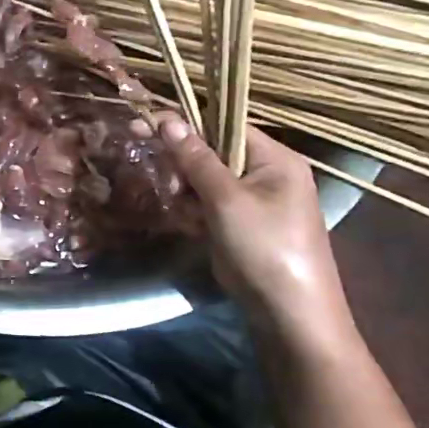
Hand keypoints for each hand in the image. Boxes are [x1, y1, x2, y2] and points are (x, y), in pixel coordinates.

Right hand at [156, 118, 355, 341]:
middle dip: (183, 162)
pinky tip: (186, 222)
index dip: (185, 124)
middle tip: (162, 179)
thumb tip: (167, 120)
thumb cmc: (263, 245)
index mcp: (275, 159)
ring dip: (184, 188)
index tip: (142, 125)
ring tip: (180, 208)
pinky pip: (206, 201)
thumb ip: (196, 159)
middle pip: (212, 151)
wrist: (286, 307)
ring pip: (204, 178)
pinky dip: (191, 207)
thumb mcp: (226, 199)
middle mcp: (266, 173)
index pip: (225, 125)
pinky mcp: (238, 221)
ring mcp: (252, 198)